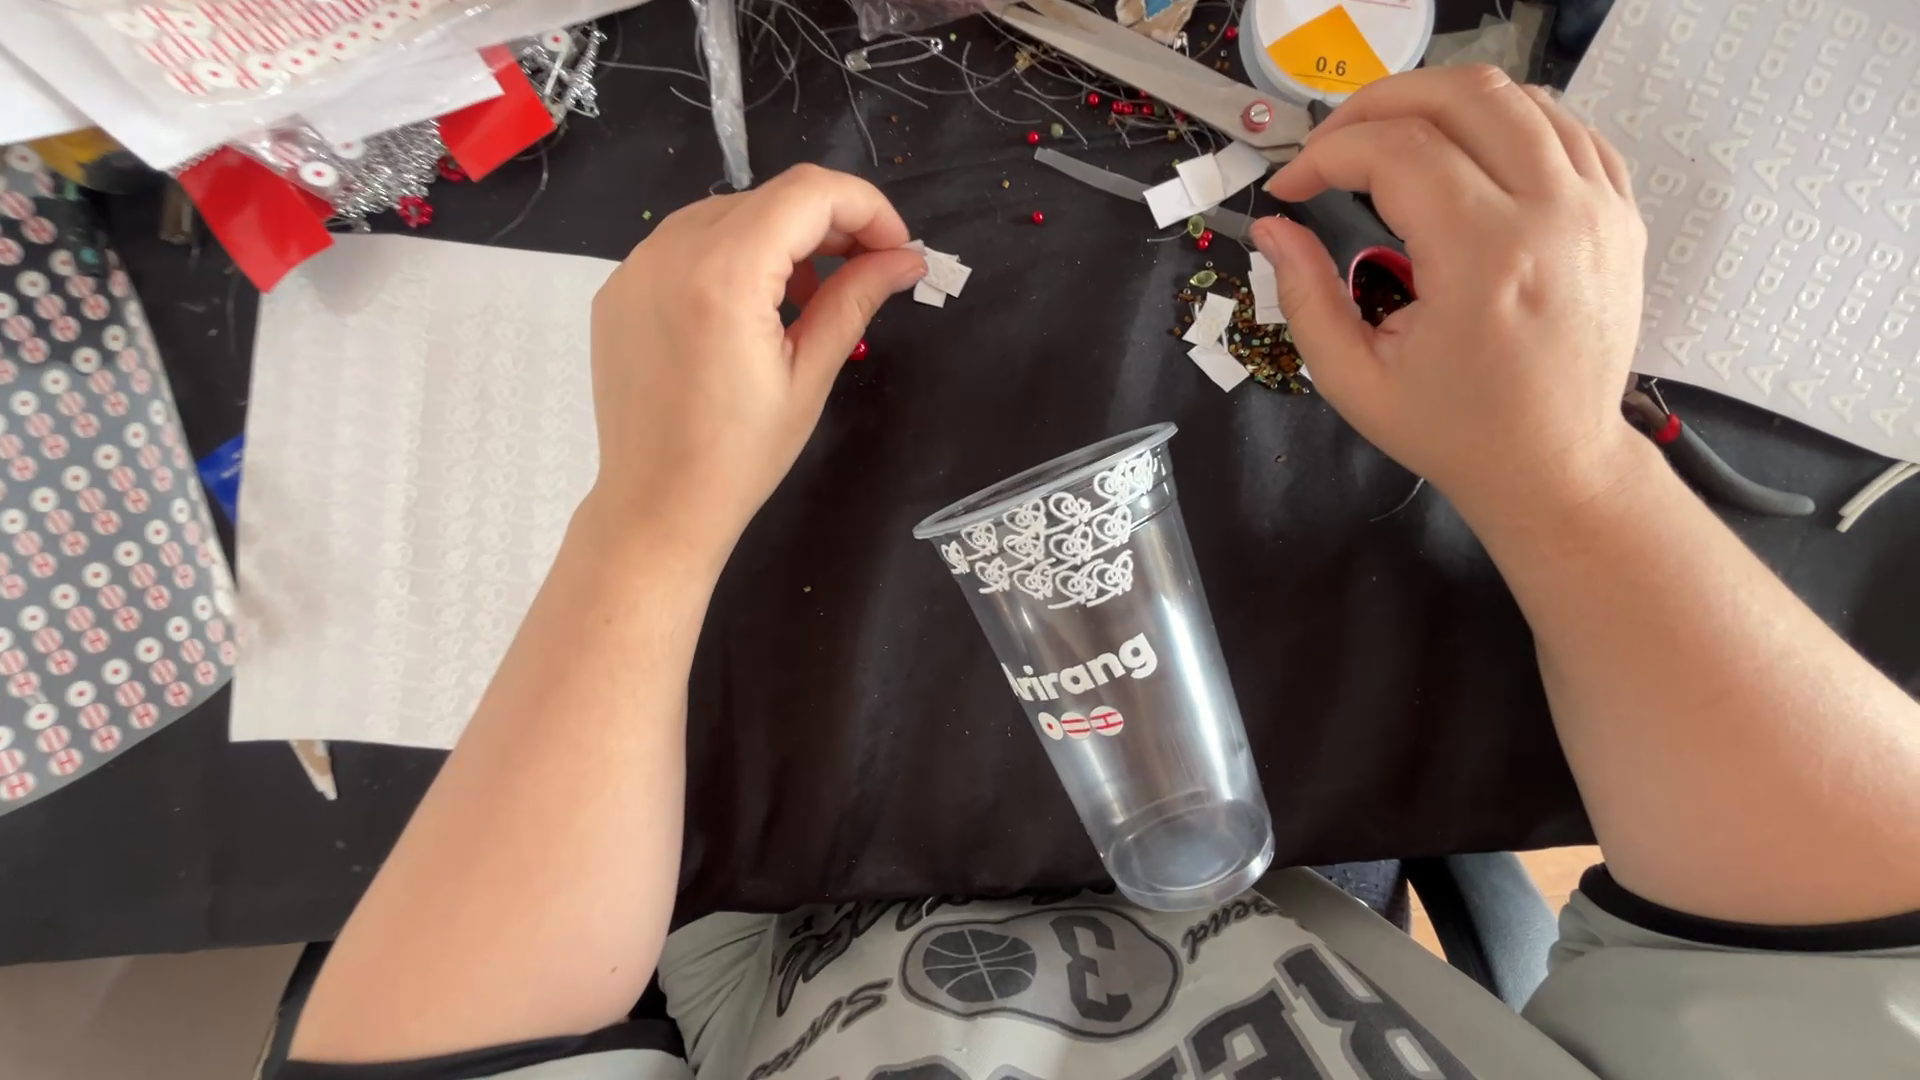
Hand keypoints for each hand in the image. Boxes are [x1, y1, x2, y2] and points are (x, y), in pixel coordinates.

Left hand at [583, 164, 924, 567]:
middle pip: (770, 198)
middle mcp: (669, 250)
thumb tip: (906, 260)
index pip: (809, 193)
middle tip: (869, 272)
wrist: (656, 504)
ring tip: (811, 297)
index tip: (898, 250)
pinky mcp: (618, 287)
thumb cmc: (741, 456)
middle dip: (831, 225)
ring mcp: (635, 265)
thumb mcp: (810, 377)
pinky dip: (735, 258)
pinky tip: (754, 309)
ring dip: (784, 240)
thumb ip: (855, 301)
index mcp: (724, 274)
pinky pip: (689, 245)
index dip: (867, 209)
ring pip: (729, 215)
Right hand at [1251, 66, 1649, 524]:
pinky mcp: (1619, 208)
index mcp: (1483, 257)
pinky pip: (1561, 127)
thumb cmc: (1445, 428)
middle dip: (1374, 105)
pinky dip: (1495, 124)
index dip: (1326, 156)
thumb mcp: (1351, 378)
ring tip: (1380, 148)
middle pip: (1463, 95)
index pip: (1398, 152)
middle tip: (1325, 149)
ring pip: (1517, 96)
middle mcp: (1554, 210)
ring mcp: (1600, 203)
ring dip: (1433, 106)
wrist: (1551, 460)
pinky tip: (1454, 159)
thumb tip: (1272, 229)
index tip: (1286, 189)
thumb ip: (1304, 296)